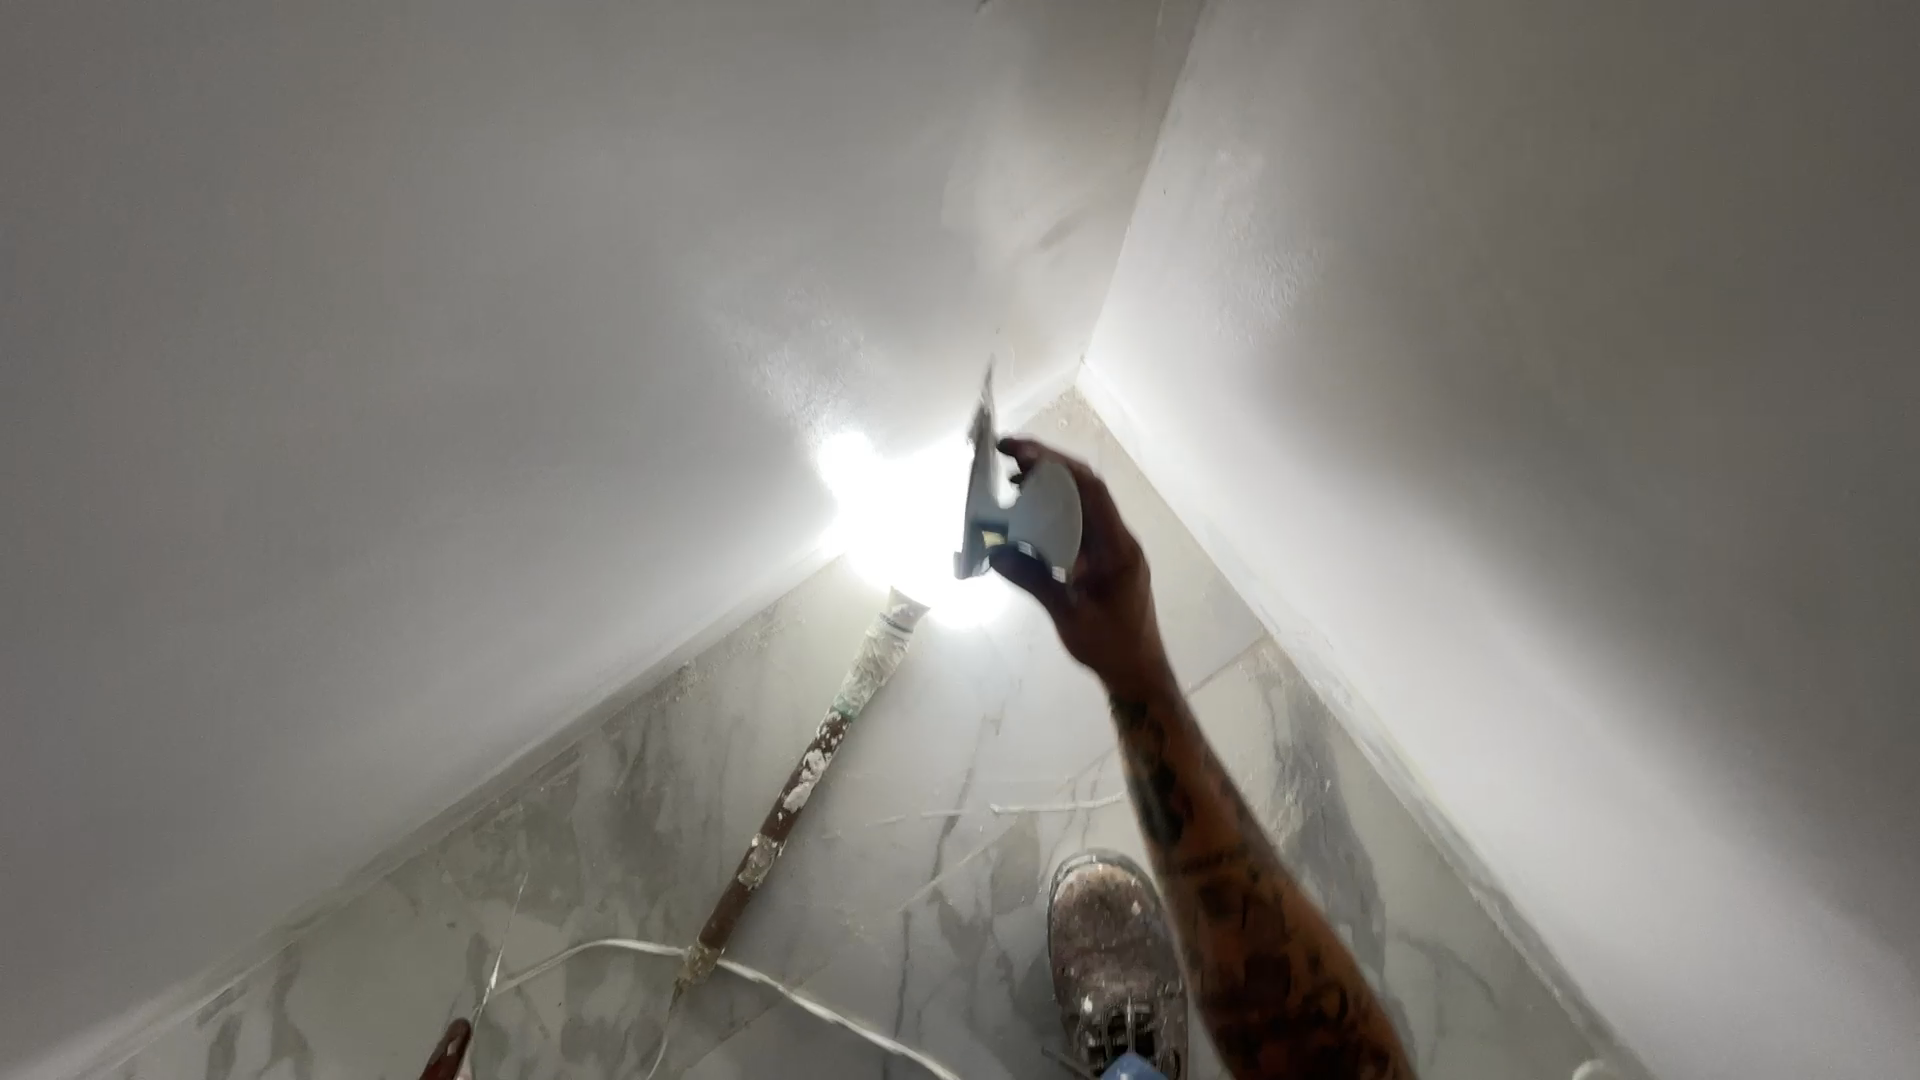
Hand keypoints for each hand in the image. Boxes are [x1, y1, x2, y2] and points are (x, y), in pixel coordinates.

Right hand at [987, 437, 1173, 696]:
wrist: (1138, 672)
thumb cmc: (1109, 646)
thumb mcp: (1068, 615)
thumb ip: (1034, 580)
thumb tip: (995, 552)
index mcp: (1117, 546)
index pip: (1089, 489)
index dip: (1055, 464)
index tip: (1019, 452)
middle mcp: (1119, 538)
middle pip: (1085, 487)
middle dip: (1048, 465)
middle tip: (1007, 454)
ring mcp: (1113, 547)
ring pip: (1082, 503)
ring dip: (1050, 486)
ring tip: (1013, 480)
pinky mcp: (1105, 559)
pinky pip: (1079, 523)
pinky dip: (1053, 512)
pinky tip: (1028, 515)